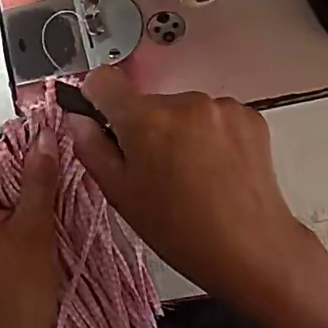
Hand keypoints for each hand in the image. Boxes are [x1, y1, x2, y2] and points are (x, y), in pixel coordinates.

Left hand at [0, 132, 61, 327]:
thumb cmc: (24, 285)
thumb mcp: (35, 228)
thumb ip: (39, 180)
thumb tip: (45, 135)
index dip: (10, 135)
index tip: (46, 132)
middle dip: (22, 152)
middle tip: (59, 149)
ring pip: (0, 183)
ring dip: (27, 174)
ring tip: (60, 169)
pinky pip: (6, 203)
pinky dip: (27, 194)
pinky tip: (53, 194)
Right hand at [69, 66, 327, 327]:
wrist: (249, 247)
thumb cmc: (179, 230)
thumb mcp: (120, 195)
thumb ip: (92, 148)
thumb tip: (78, 119)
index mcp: (145, 120)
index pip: (104, 80)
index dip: (96, 98)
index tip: (101, 118)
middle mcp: (183, 102)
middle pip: (148, 102)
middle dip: (144, 127)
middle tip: (153, 170)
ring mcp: (220, 106)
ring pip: (182, 111)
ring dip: (179, 132)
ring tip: (189, 175)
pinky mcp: (249, 116)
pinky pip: (214, 117)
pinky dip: (209, 136)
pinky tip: (214, 170)